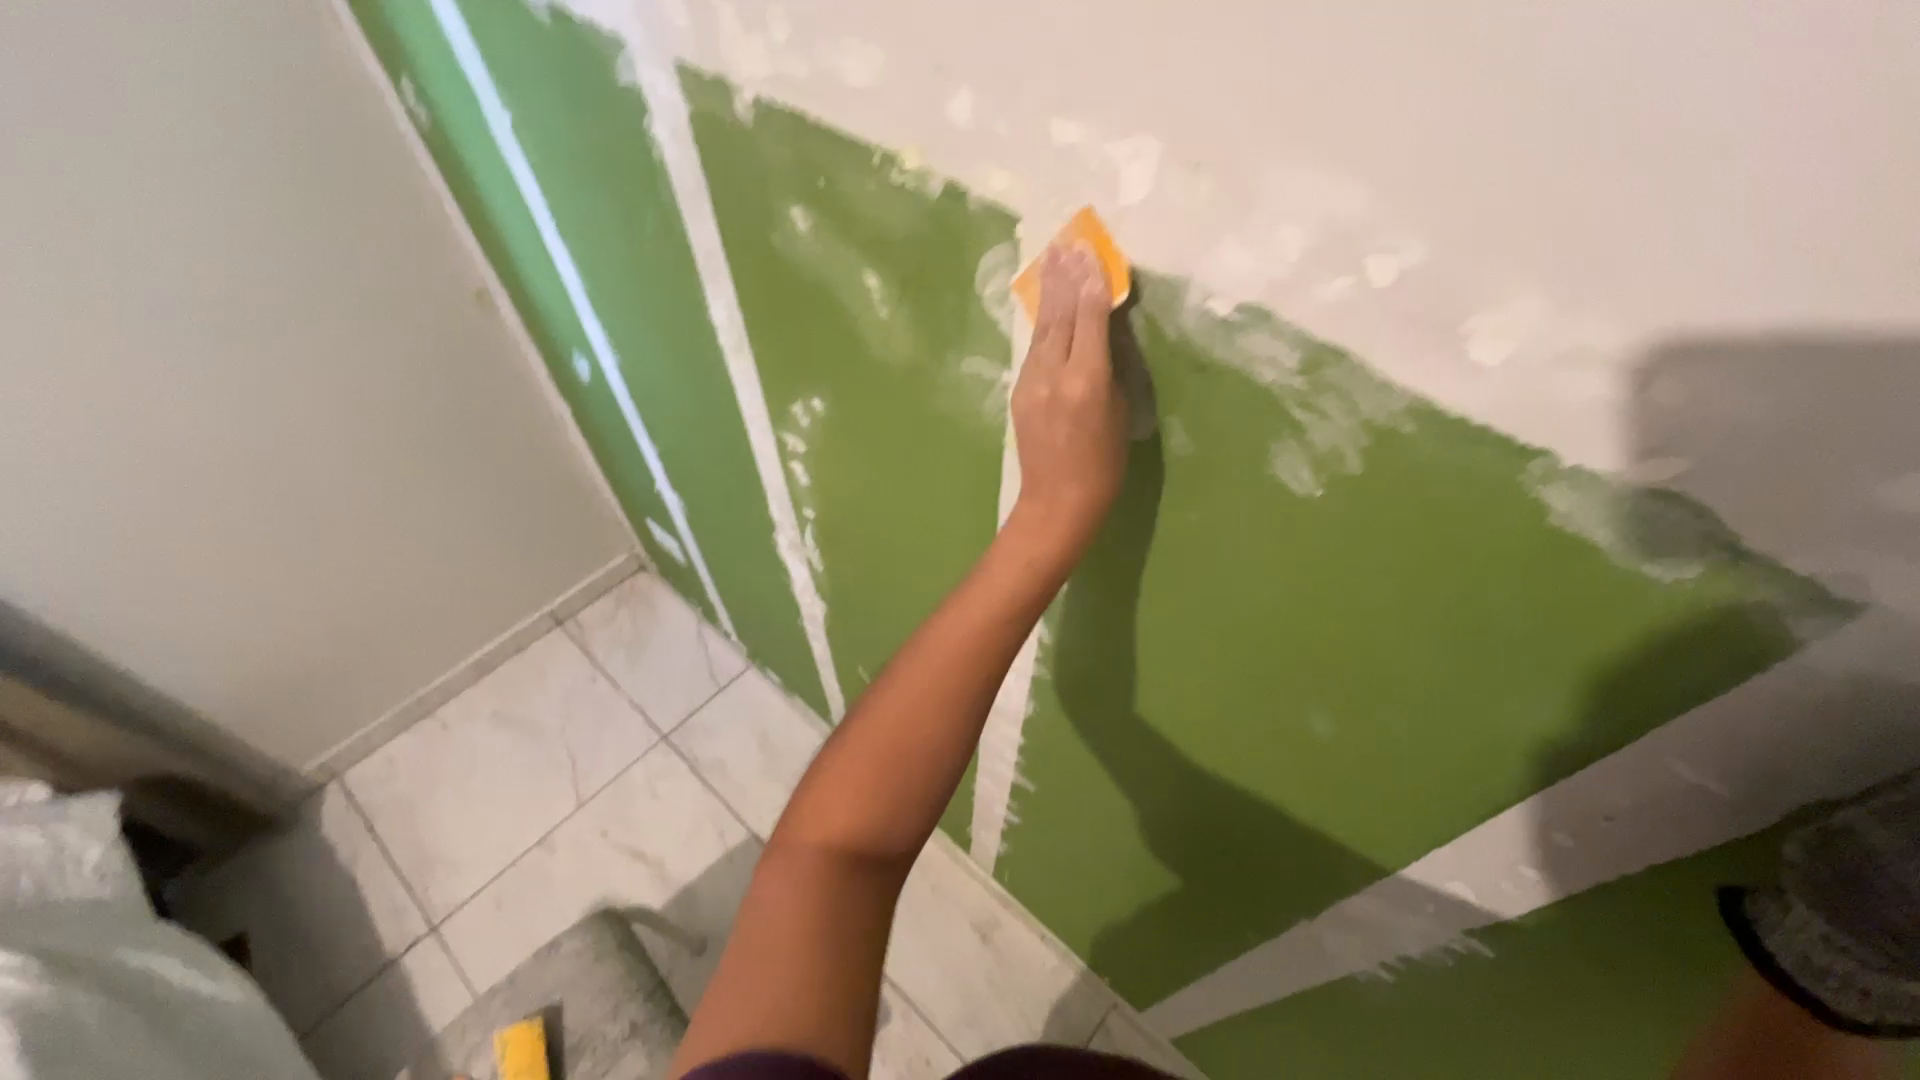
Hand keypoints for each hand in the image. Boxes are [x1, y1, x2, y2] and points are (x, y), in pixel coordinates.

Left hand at [1007, 244, 1127, 560]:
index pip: (1090, 318)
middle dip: (1065, 277)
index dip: (1092, 284)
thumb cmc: (1103, 465)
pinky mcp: (1019, 392)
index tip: (1091, 253)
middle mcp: (1053, 373)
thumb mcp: (1120, 414)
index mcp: (1086, 380)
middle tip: (1068, 243)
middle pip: (1060, 315)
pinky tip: (1046, 306)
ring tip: (1053, 260)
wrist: (1057, 501)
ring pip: (1043, 328)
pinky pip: (1035, 348)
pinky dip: (1043, 323)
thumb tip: (1101, 339)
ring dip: (1049, 292)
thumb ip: (1109, 371)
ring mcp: (1031, 381)